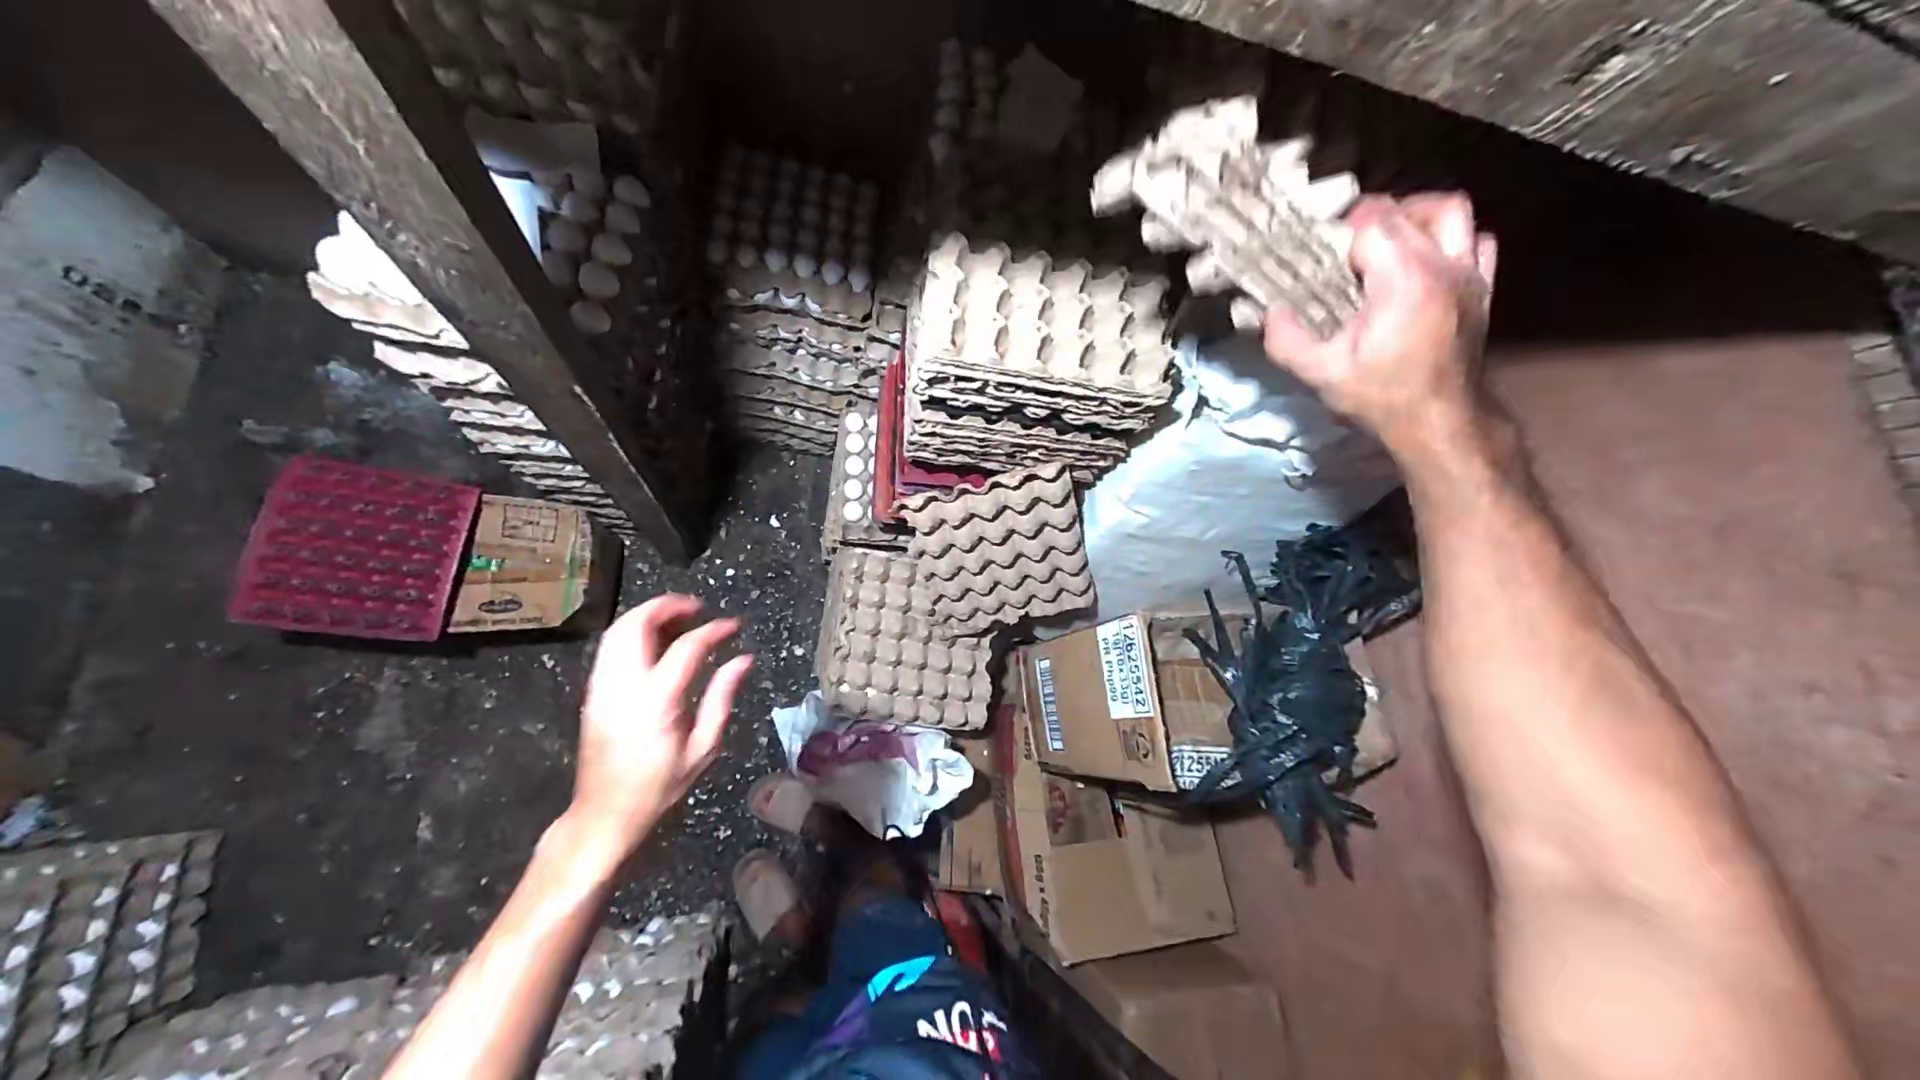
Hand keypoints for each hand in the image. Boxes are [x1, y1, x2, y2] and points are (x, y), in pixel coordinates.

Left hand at [566, 594, 752, 859]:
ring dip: (647, 615)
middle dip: (668, 606)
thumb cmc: (659, 786)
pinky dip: (632, 632)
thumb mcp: (703, 747)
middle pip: (638, 624)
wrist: (604, 814)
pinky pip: (609, 647)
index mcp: (656, 700)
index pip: (687, 647)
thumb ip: (722, 697)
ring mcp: (601, 687)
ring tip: (678, 618)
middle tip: (697, 608)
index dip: (713, 630)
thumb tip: (743, 660)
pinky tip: (654, 641)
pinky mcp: (591, 693)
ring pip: (617, 630)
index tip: (732, 626)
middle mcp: (623, 685)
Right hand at [1265, 193, 1498, 452]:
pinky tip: (1424, 257)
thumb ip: (1287, 341)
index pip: (1371, 223)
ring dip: (1413, 214)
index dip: (1338, 232)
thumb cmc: (1382, 397)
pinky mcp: (1482, 286)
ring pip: (1450, 211)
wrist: (1440, 421)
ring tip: (1384, 237)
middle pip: (1405, 210)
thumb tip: (1270, 312)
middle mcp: (1441, 264)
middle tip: (1339, 246)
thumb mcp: (1322, 374)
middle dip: (1367, 219)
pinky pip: (1476, 239)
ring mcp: (1468, 272)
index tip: (1316, 253)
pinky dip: (1449, 237)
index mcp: (1403, 280)